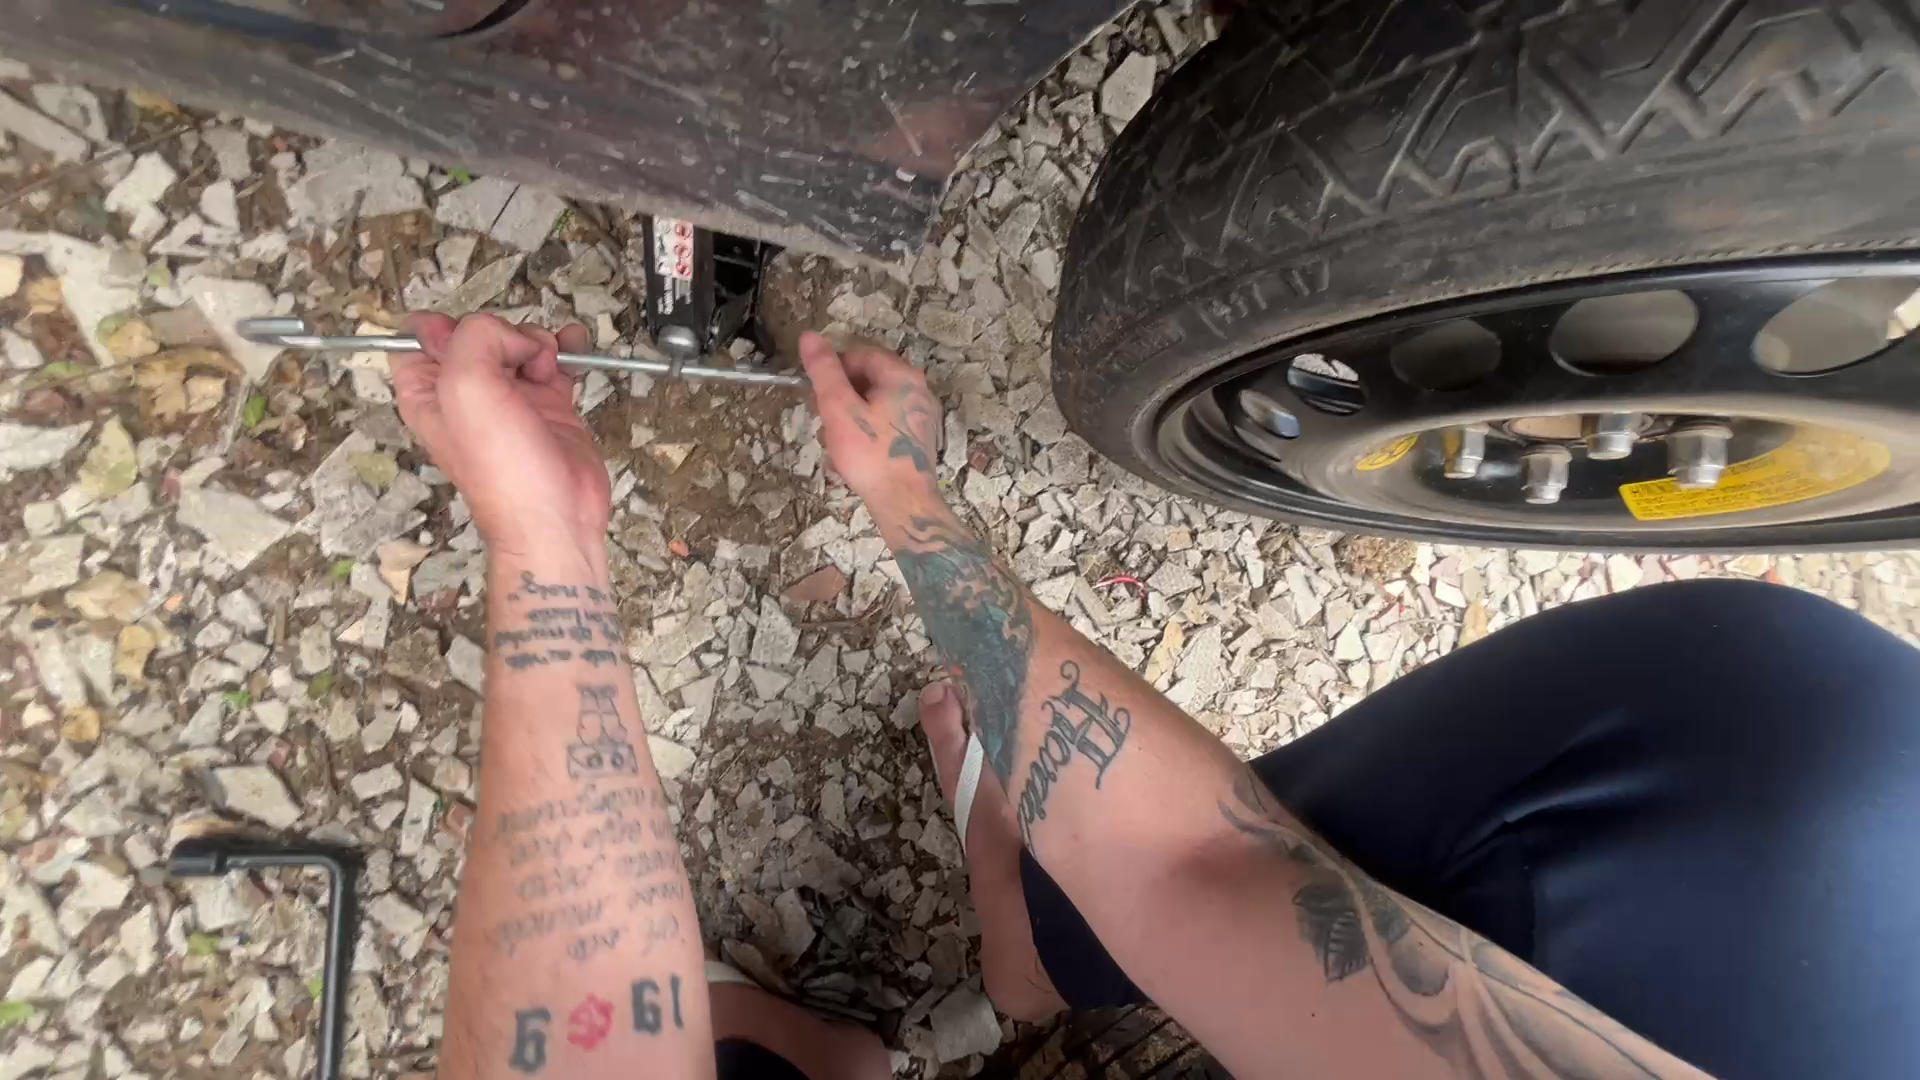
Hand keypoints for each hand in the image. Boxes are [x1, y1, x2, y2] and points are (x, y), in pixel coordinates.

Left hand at [391, 313, 610, 564]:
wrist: (558, 513)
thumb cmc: (506, 472)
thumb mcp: (467, 389)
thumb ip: (476, 339)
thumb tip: (513, 334)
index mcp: (429, 390)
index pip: (424, 334)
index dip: (452, 327)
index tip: (478, 342)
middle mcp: (468, 393)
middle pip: (481, 333)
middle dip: (507, 332)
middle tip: (521, 358)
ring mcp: (512, 399)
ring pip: (521, 343)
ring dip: (540, 340)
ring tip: (549, 363)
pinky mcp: (551, 407)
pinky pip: (557, 364)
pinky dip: (567, 350)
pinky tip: (574, 346)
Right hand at [799, 331, 942, 507]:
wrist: (903, 501)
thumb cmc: (870, 454)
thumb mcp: (839, 408)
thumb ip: (824, 371)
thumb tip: (809, 336)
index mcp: (902, 376)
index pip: (860, 355)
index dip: (833, 370)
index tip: (816, 394)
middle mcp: (918, 391)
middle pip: (867, 381)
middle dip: (840, 400)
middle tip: (824, 423)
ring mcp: (921, 417)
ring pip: (873, 406)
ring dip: (848, 422)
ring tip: (834, 446)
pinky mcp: (918, 440)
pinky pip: (884, 427)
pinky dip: (865, 436)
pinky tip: (850, 458)